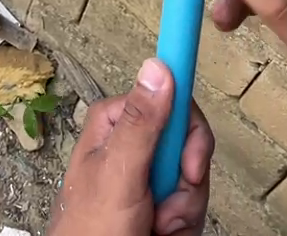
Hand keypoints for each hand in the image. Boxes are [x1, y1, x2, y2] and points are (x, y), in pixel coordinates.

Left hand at [48, 58, 213, 235]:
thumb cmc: (91, 227)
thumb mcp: (117, 170)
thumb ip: (140, 122)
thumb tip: (157, 67)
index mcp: (117, 120)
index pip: (171, 99)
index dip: (190, 133)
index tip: (191, 163)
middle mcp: (133, 139)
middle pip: (188, 143)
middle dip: (185, 183)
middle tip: (162, 206)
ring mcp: (149, 170)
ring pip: (195, 179)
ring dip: (183, 210)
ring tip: (154, 224)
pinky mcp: (162, 198)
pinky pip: (193, 205)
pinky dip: (183, 225)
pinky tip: (160, 232)